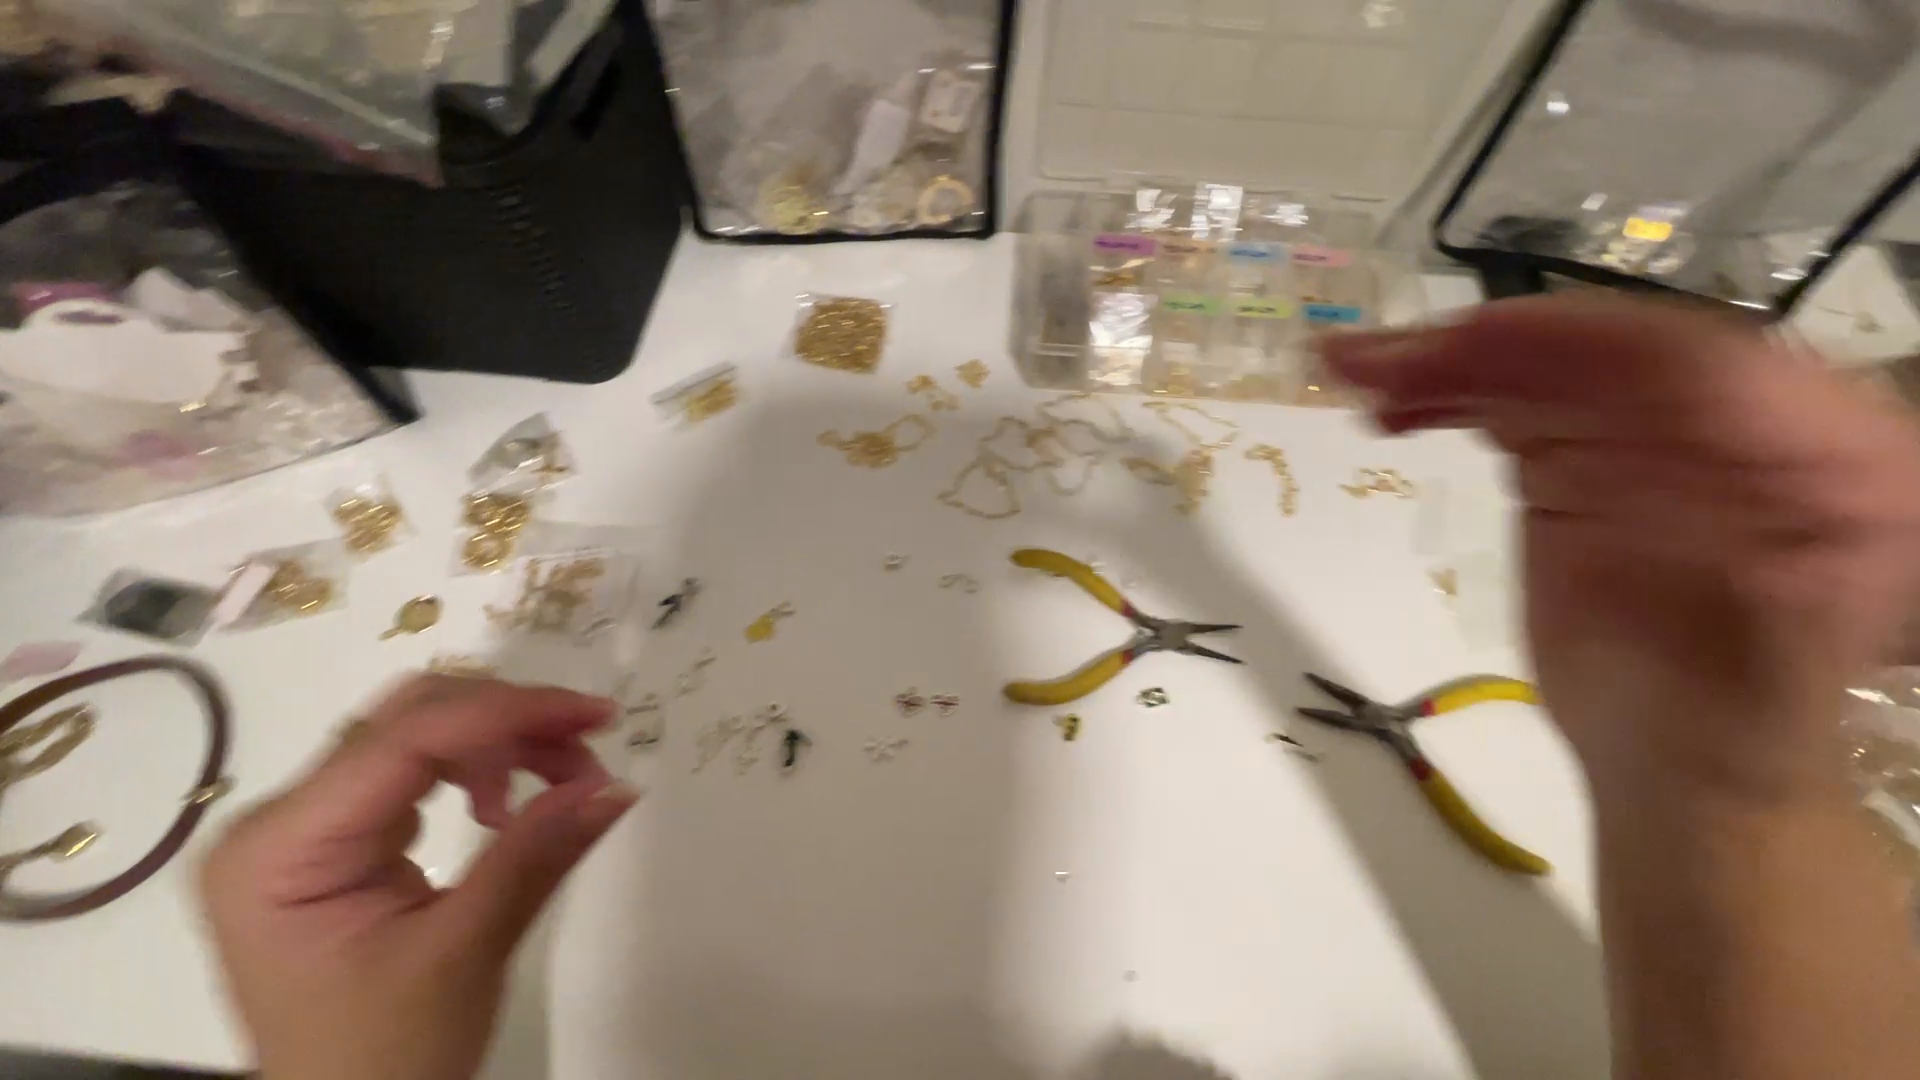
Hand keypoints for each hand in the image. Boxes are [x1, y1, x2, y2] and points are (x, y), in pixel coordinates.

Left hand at [200, 675, 636, 1079]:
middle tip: (588, 747)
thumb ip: (536, 856)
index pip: (406, 739)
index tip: (597, 714)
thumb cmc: (384, 1057)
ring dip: (506, 741)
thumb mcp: (464, 954)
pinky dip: (486, 768)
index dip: (510, 713)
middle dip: (511, 721)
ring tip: (566, 781)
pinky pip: (423, 769)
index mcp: (281, 848)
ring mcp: (312, 826)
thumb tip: (618, 785)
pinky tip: (511, 805)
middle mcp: (283, 819)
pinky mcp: (346, 838)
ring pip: (425, 734)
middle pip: (411, 719)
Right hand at [1326, 297, 1919, 796]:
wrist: (1668, 749)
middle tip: (1369, 361)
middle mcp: (1730, 426)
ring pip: (1536, 370)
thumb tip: (1698, 506)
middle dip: (1474, 348)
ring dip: (1439, 365)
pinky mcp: (1575, 458)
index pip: (1689, 364)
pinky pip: (1505, 403)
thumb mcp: (1752, 670)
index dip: (1565, 343)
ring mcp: (1643, 438)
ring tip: (1353, 374)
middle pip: (1592, 355)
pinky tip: (1390, 409)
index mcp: (1818, 459)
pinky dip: (1442, 397)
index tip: (1452, 347)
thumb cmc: (1721, 725)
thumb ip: (1751, 586)